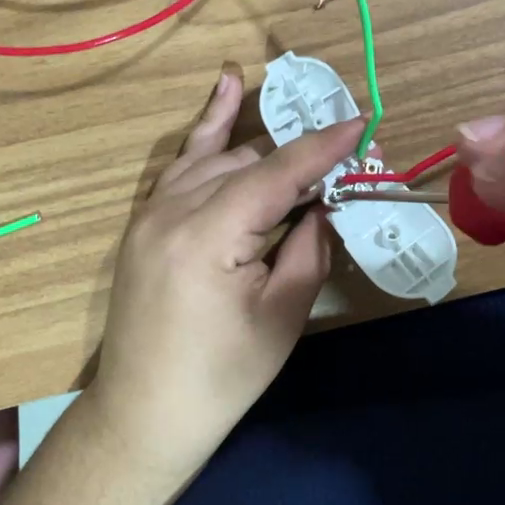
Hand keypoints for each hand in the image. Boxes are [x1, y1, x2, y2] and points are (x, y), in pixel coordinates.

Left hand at [86, 71, 358, 468]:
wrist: (144, 415)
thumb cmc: (221, 378)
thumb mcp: (281, 316)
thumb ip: (307, 248)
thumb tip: (323, 204)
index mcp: (206, 237)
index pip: (275, 174)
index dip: (321, 148)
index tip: (360, 123)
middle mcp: (172, 211)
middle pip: (248, 163)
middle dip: (299, 159)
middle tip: (346, 166)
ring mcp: (151, 212)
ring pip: (218, 159)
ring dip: (263, 153)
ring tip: (308, 150)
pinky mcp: (145, 221)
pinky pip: (181, 164)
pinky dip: (208, 130)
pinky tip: (226, 89)